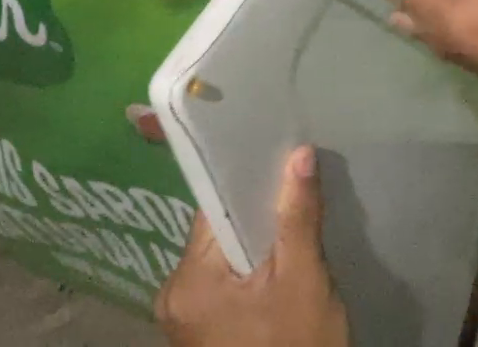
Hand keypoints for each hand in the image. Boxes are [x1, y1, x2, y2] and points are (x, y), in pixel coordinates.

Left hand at [156, 145, 346, 346]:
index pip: (215, 207)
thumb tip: (298, 152)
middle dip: (259, 208)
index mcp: (185, 282)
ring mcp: (185, 317)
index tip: (279, 149)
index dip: (248, 176)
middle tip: (296, 176)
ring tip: (295, 208)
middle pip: (221, 228)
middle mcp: (173, 295)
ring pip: (228, 252)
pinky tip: (284, 251)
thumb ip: (297, 215)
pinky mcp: (205, 330)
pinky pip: (229, 277)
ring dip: (261, 235)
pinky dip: (255, 263)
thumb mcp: (304, 279)